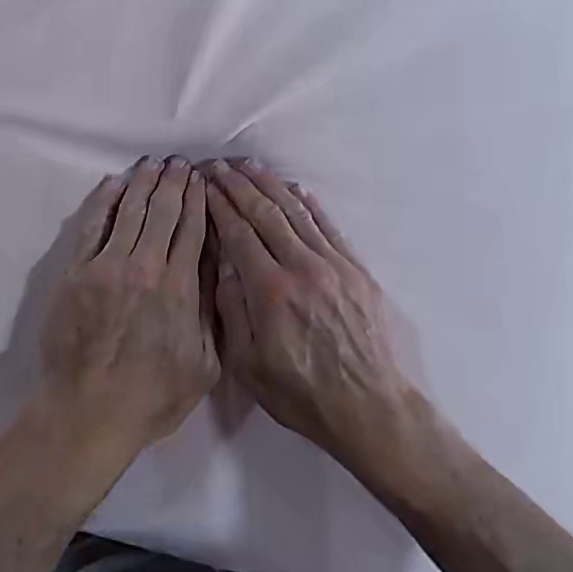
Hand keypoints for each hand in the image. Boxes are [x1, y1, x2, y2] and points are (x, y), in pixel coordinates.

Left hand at [38, 156, 218, 458]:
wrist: (89, 413)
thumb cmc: (153, 395)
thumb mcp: (207, 363)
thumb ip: (214, 310)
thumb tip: (220, 264)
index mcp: (181, 287)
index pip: (193, 227)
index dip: (199, 198)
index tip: (203, 178)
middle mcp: (147, 266)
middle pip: (164, 210)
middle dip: (175, 181)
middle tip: (180, 162)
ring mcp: (108, 265)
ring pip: (131, 210)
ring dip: (144, 182)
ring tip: (153, 164)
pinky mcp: (77, 272)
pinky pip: (93, 225)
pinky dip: (105, 199)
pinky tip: (114, 183)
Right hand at [201, 159, 420, 467]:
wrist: (368, 406)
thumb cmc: (301, 393)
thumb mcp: (248, 365)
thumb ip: (232, 310)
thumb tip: (224, 266)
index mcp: (270, 290)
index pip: (239, 233)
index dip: (219, 204)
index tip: (204, 184)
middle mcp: (301, 266)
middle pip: (265, 213)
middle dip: (239, 185)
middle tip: (220, 165)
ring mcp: (332, 264)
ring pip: (296, 211)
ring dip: (270, 184)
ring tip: (250, 166)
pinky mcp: (355, 269)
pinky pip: (328, 225)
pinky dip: (308, 203)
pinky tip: (295, 189)